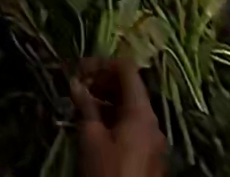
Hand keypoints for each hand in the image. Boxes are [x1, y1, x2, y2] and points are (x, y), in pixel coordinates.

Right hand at [71, 57, 167, 176]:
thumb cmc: (107, 173)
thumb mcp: (90, 138)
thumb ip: (85, 105)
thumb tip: (75, 83)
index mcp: (142, 112)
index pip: (126, 68)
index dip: (101, 63)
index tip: (78, 69)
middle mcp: (153, 122)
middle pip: (129, 87)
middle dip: (102, 81)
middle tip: (77, 87)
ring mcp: (153, 141)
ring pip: (130, 107)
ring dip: (105, 100)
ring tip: (81, 105)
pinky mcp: (149, 157)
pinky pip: (132, 125)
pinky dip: (113, 118)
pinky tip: (94, 126)